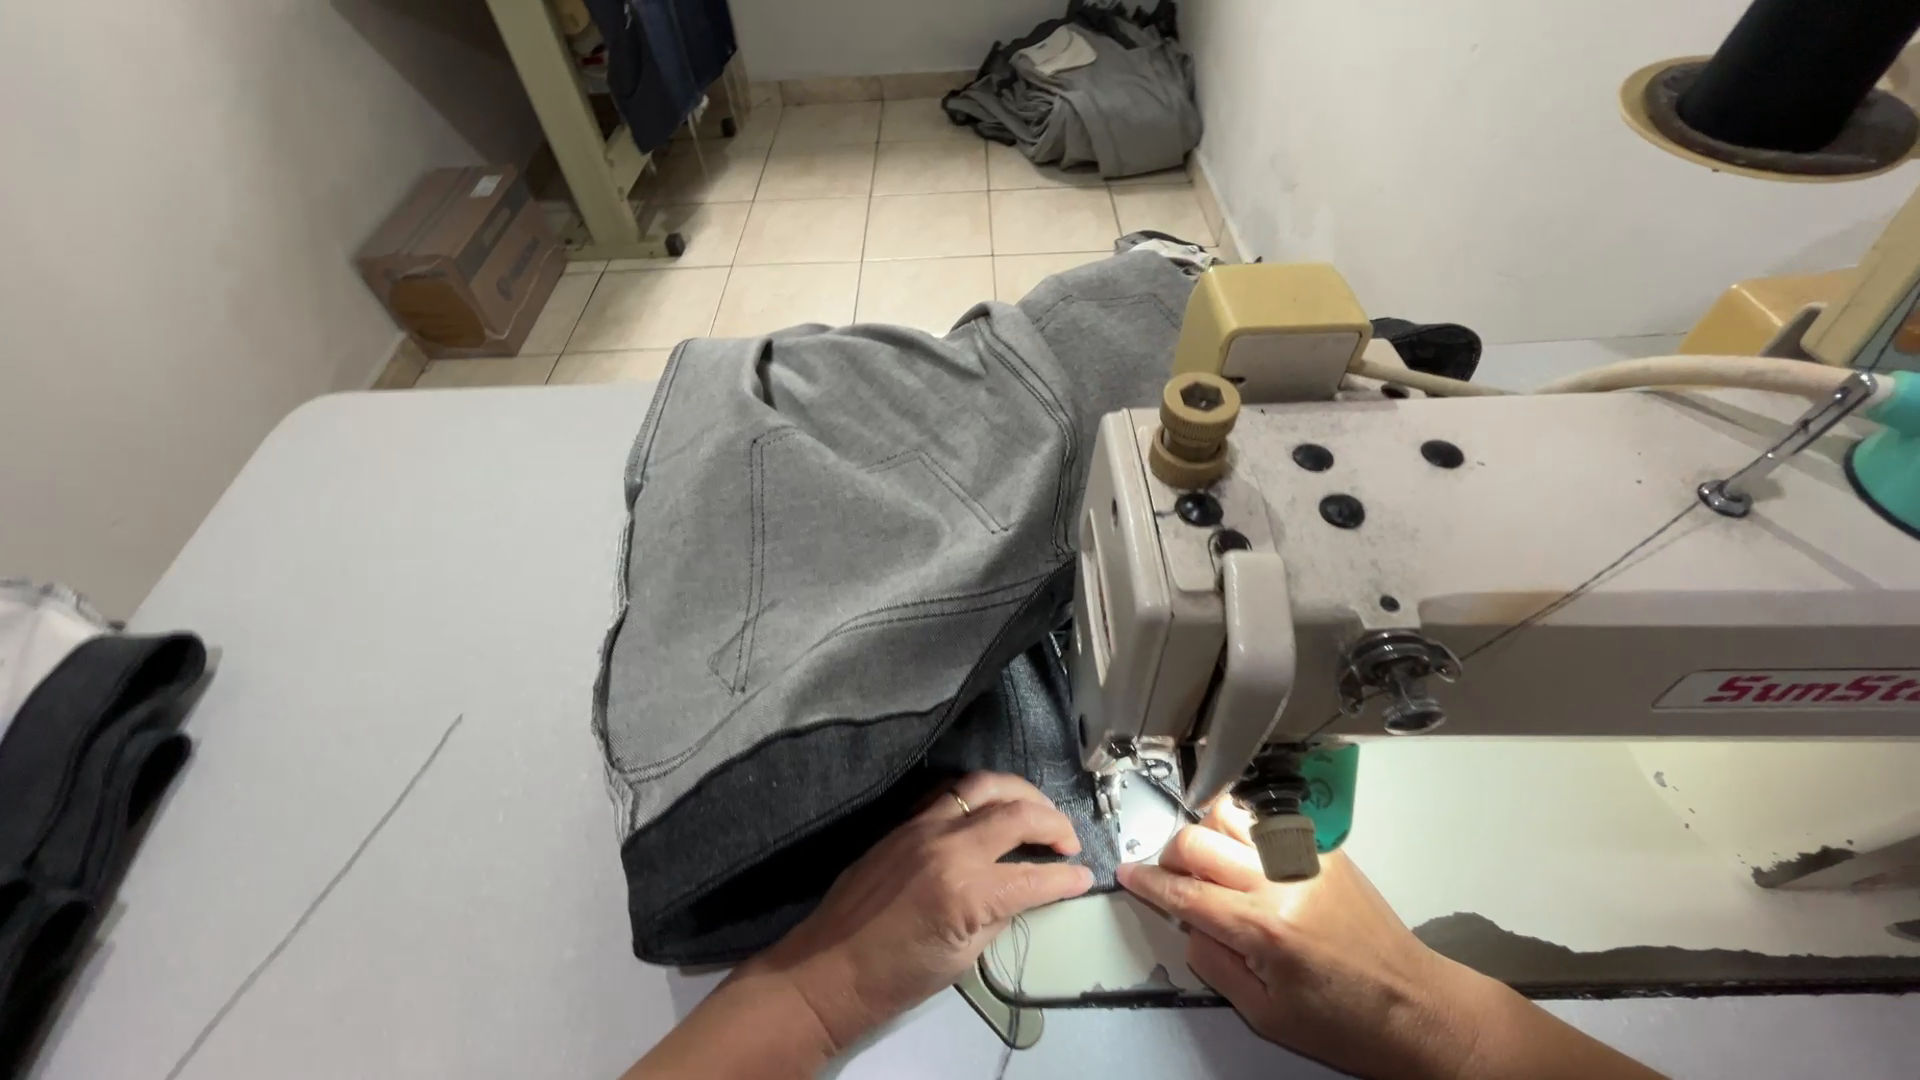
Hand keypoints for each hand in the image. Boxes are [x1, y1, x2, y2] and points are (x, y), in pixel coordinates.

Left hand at [739, 772, 1094, 1053]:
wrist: (828, 968)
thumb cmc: (896, 977)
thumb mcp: (963, 958)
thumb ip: (1000, 914)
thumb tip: (1028, 889)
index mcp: (966, 892)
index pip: (1034, 876)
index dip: (1067, 877)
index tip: (1085, 877)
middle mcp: (948, 847)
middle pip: (1017, 814)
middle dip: (1054, 822)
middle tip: (1069, 839)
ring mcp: (923, 827)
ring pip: (984, 786)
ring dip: (1020, 793)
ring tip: (1038, 809)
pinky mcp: (904, 822)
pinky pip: (951, 792)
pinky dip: (980, 793)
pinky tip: (992, 806)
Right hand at [1119, 805, 1664, 1079]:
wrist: (1422, 1009)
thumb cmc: (1347, 1024)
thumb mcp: (1266, 1016)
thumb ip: (1214, 965)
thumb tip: (1187, 922)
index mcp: (1263, 930)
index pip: (1184, 892)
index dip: (1147, 881)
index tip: (1128, 873)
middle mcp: (1279, 883)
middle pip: (1196, 840)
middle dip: (1169, 854)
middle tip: (1170, 874)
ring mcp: (1303, 859)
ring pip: (1230, 815)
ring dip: (1205, 831)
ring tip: (1205, 857)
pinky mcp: (1323, 851)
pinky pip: (1267, 824)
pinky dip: (1242, 833)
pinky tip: (1244, 858)